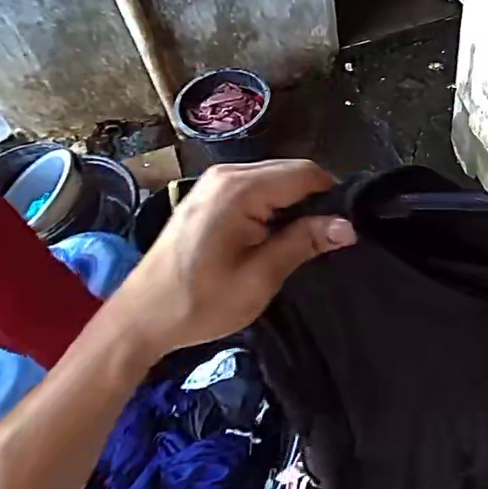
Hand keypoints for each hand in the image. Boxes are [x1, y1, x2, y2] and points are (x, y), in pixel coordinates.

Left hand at [100, 160, 355, 362]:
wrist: (140, 318)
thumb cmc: (199, 303)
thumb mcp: (259, 278)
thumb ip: (303, 243)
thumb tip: (347, 226)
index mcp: (240, 190)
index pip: (306, 173)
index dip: (333, 195)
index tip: (345, 227)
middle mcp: (227, 174)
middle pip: (290, 170)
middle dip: (314, 198)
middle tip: (326, 238)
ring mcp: (214, 181)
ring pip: (274, 177)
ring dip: (293, 202)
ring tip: (302, 239)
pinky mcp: (208, 193)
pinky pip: (254, 186)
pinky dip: (273, 203)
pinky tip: (274, 233)